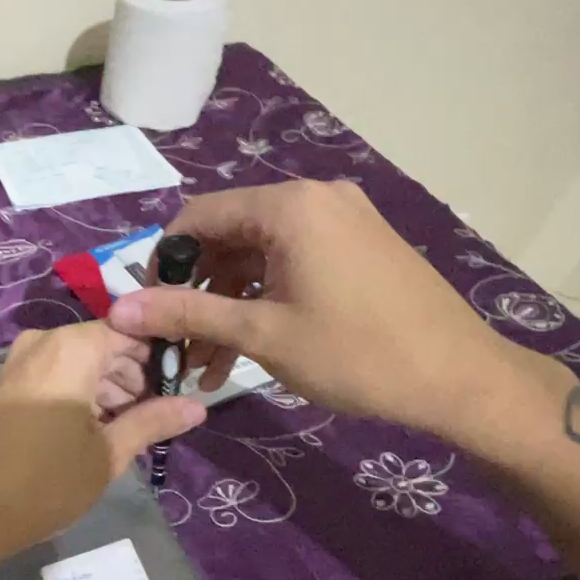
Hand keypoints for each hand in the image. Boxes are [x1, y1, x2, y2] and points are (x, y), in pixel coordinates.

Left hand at [0, 322, 205, 574]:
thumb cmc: (43, 483)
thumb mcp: (107, 455)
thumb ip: (153, 422)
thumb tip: (198, 407)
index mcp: (73, 347)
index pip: (134, 331)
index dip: (162, 357)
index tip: (184, 388)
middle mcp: (45, 342)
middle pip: (106, 346)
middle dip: (136, 378)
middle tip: (161, 418)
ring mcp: (21, 363)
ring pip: (82, 363)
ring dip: (110, 390)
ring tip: (132, 432)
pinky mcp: (7, 385)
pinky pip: (58, 376)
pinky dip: (82, 396)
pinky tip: (97, 432)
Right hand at [108, 181, 554, 442]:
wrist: (461, 378)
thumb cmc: (356, 353)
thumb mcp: (262, 334)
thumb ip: (188, 314)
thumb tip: (119, 308)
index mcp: (289, 207)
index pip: (198, 216)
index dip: (164, 262)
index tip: (149, 309)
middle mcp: (314, 200)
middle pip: (227, 236)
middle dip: (196, 293)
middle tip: (177, 345)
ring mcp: (341, 222)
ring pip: (257, 257)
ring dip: (226, 307)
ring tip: (207, 365)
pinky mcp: (357, 247)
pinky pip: (290, 265)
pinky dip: (262, 303)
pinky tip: (245, 351)